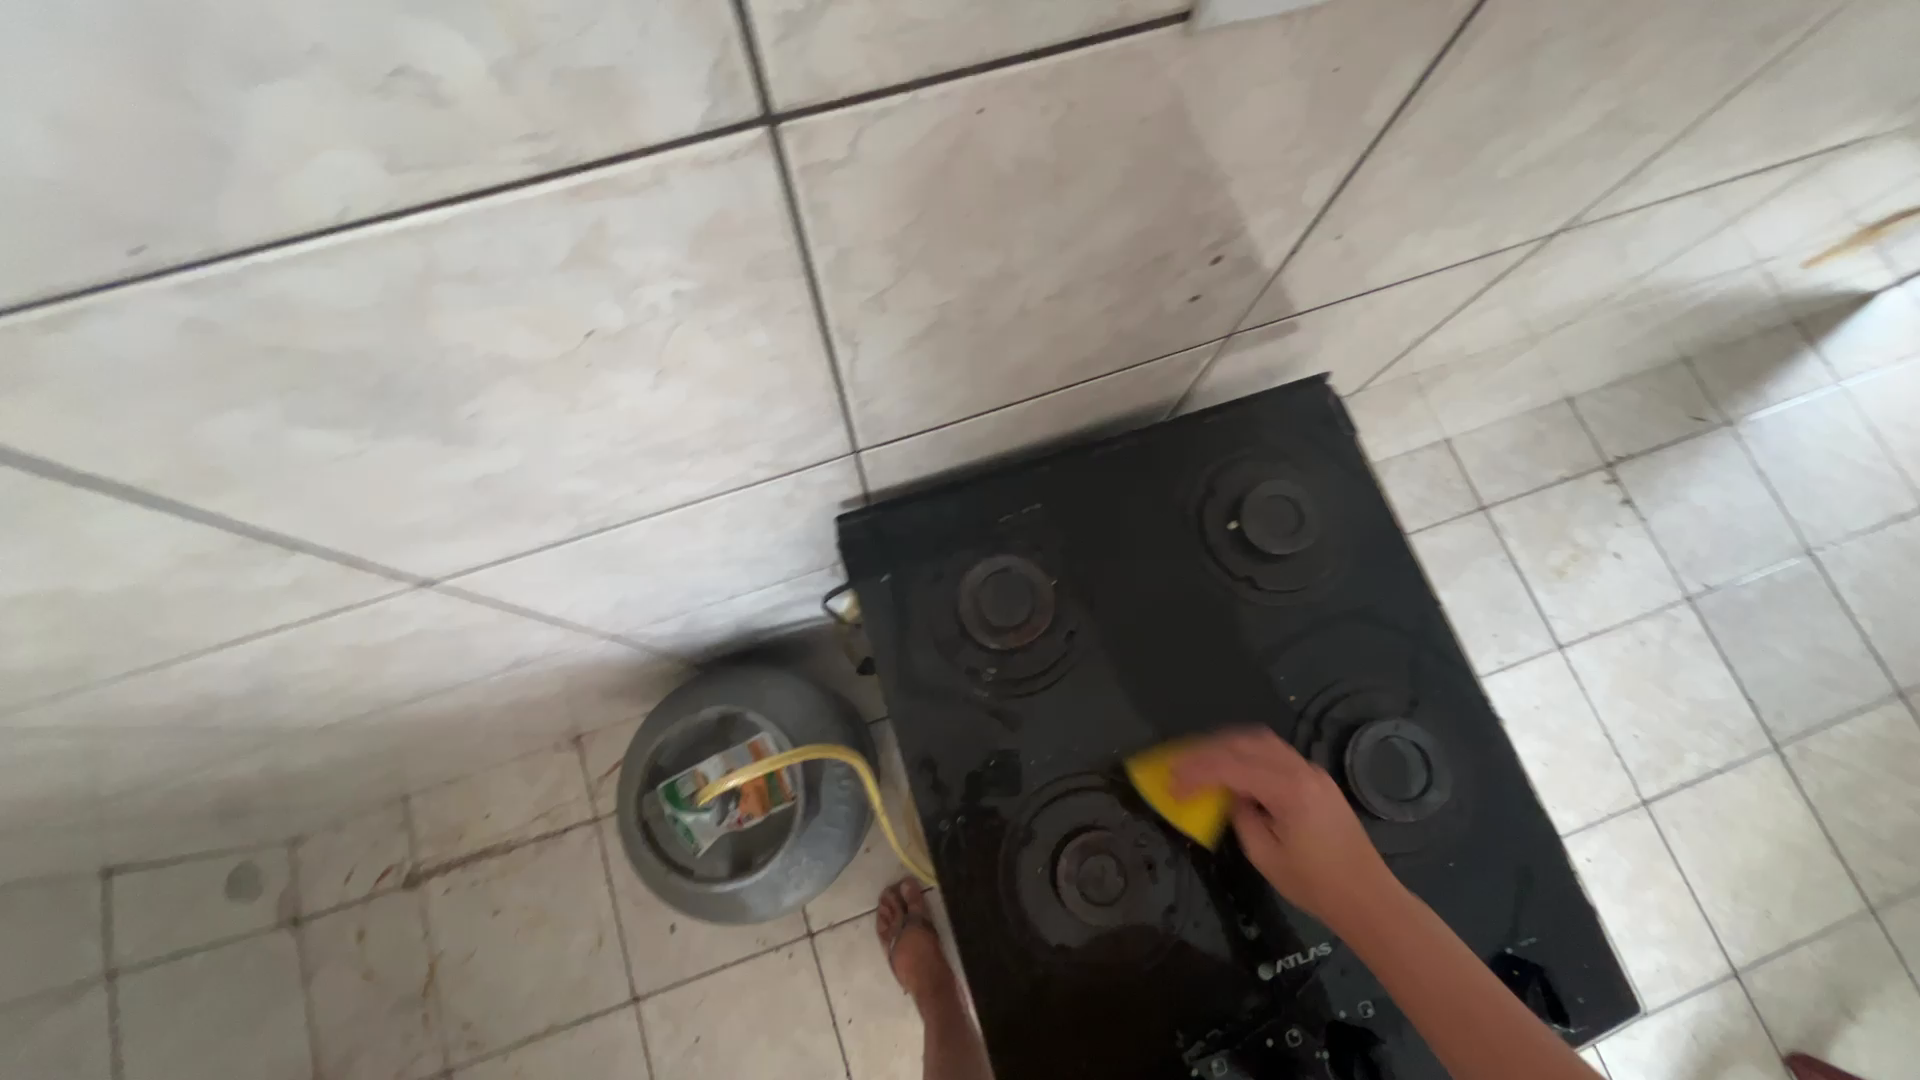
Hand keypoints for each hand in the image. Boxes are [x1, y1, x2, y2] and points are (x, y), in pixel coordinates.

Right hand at [1172, 727, 1394, 923]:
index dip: (1195, 772)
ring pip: (1260, 740)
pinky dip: (1246, 752)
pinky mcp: (1316, 779)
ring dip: (1226, 746)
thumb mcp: (1265, 857)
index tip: (1172, 785)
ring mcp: (1311, 771)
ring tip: (1200, 761)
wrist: (1369, 898)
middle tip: (1178, 766)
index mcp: (1288, 790)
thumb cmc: (1316, 886)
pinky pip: (1274, 752)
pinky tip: (1232, 767)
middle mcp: (1301, 770)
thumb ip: (1240, 818)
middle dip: (1205, 751)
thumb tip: (1229, 797)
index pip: (1230, 766)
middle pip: (1244, 742)